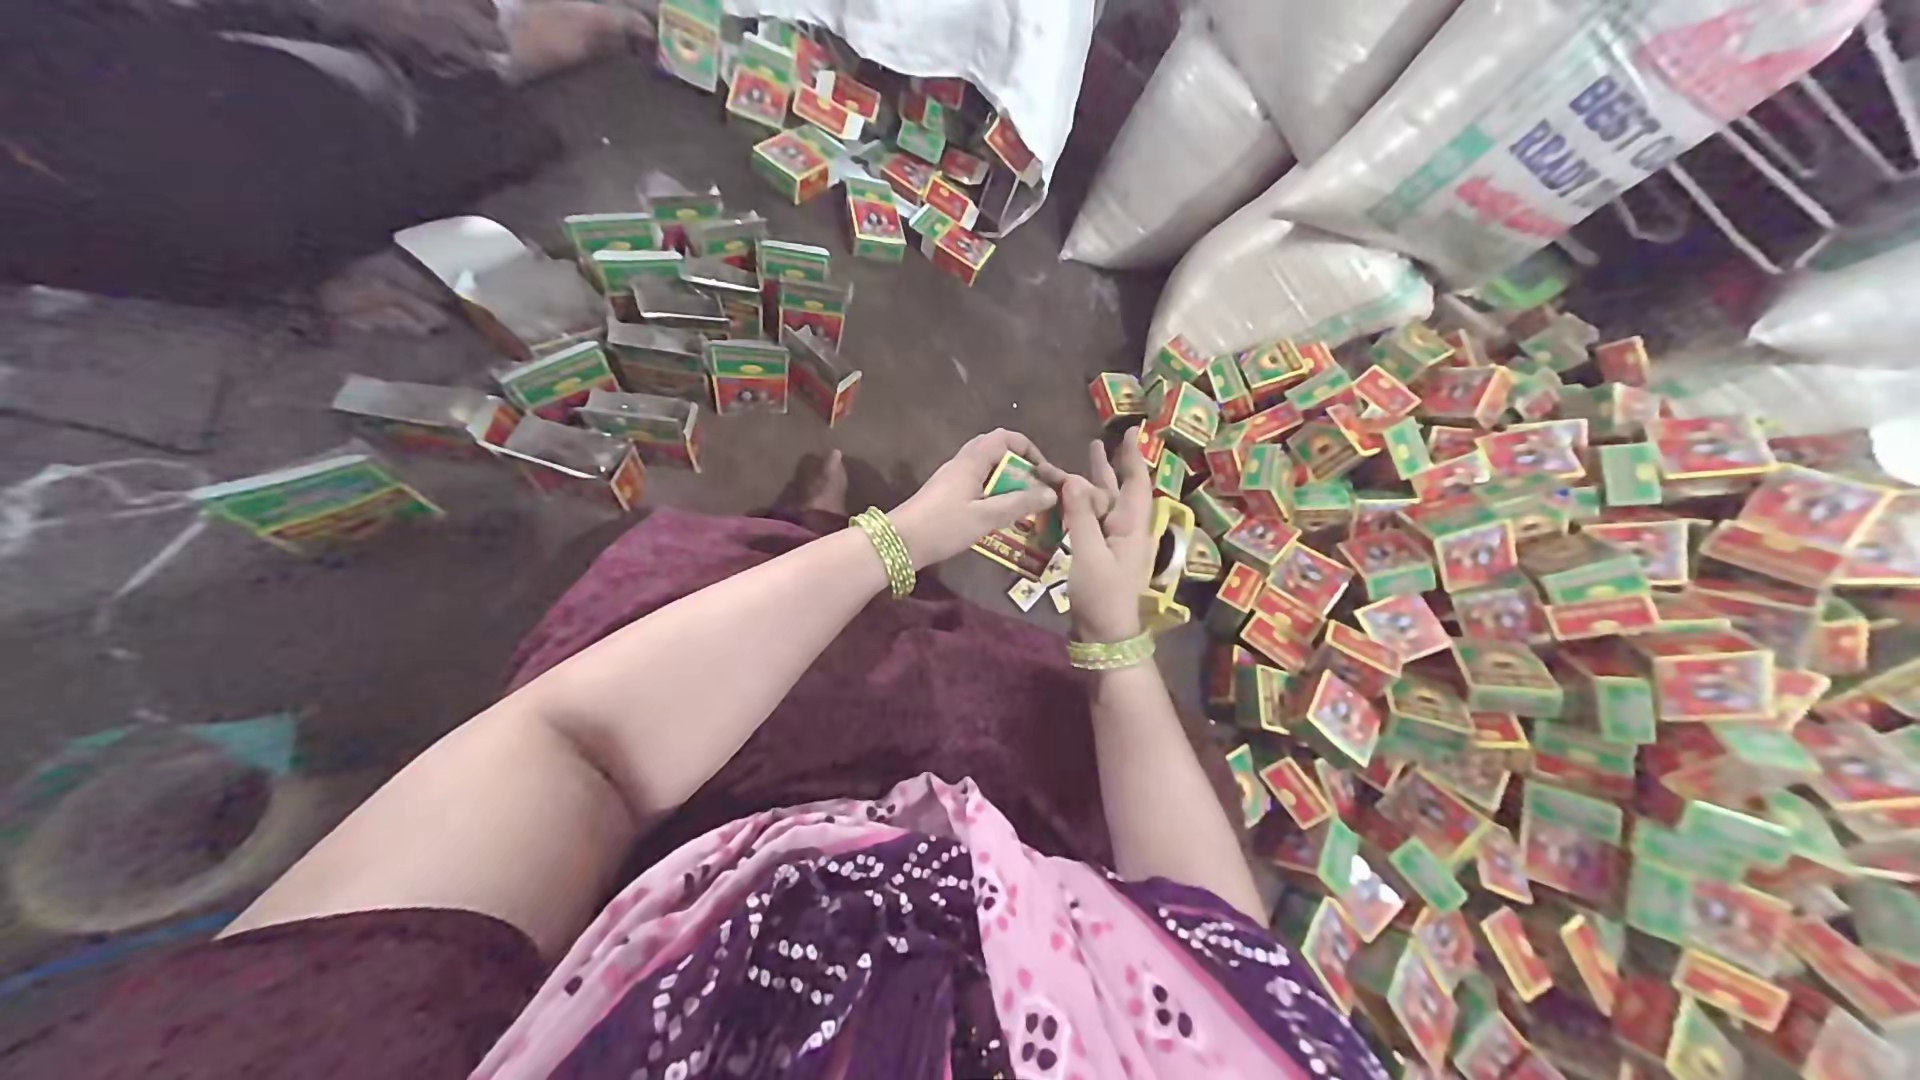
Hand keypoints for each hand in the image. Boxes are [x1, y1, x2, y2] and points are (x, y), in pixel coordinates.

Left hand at [888, 429, 1065, 568]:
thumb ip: (1019, 504)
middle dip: (1019, 465)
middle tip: (1033, 488)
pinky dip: (992, 492)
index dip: (1028, 449)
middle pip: (995, 450)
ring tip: (1021, 504)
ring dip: (1006, 480)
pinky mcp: (945, 494)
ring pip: (985, 468)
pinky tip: (998, 514)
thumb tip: (1050, 493)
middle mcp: (961, 463)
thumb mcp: (986, 517)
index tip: (1043, 473)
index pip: (1005, 438)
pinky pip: (975, 483)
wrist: (899, 543)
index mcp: (972, 461)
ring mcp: (951, 478)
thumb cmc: (943, 526)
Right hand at [1062, 428, 1153, 642]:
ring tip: (1085, 460)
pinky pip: (1091, 522)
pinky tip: (1068, 500)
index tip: (1132, 430)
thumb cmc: (1101, 595)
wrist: (1104, 635)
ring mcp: (1114, 543)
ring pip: (1102, 505)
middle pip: (1117, 491)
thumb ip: (1081, 516)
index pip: (1135, 483)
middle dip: (1106, 467)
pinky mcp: (1101, 554)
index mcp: (1131, 526)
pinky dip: (1080, 506)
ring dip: (1091, 483)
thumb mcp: (1089, 554)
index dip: (1132, 456)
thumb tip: (1073, 479)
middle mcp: (1126, 530)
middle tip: (1096, 443)